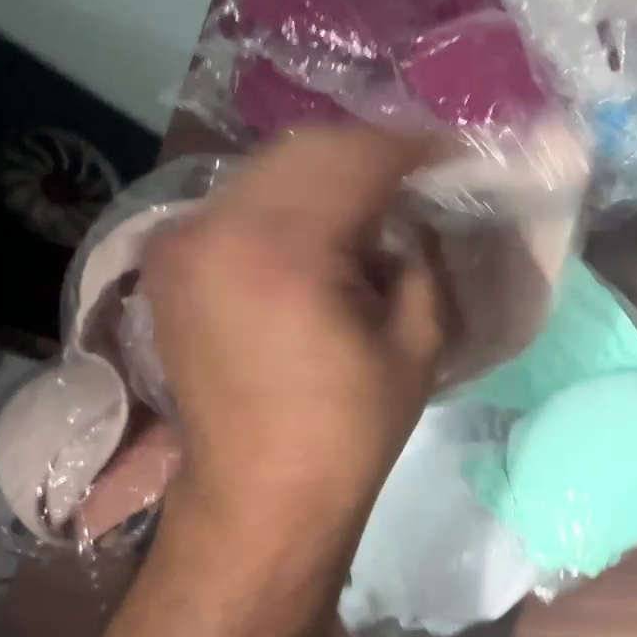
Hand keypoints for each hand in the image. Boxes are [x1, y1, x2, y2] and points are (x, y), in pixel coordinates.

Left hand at [142, 127, 447, 523]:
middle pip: (305, 151)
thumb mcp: (418, 345)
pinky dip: (298, 201)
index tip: (461, 154)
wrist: (265, 488)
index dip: (414, 148)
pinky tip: (336, 231)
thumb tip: (416, 227)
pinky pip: (246, 203)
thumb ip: (421, 268)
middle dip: (376, 154)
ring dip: (335, 175)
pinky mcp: (175, 262)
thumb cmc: (355, 427)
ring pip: (270, 171)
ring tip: (390, 200)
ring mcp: (184, 240)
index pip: (355, 160)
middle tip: (432, 174)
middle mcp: (217, 226)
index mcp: (283, 249)